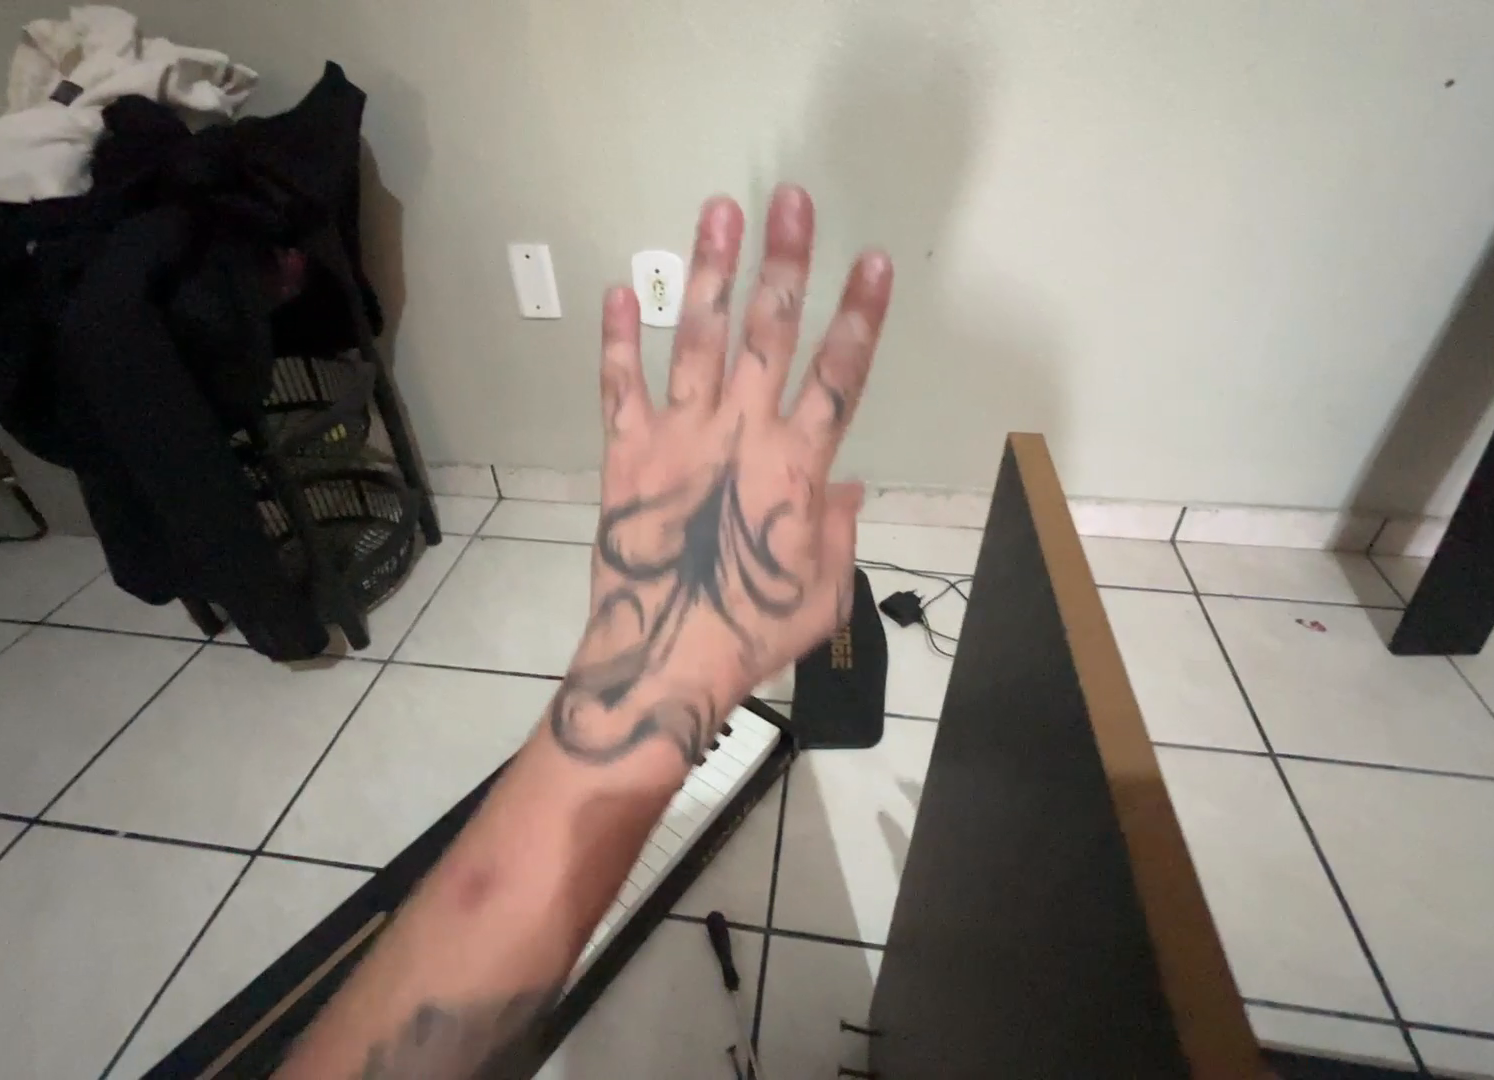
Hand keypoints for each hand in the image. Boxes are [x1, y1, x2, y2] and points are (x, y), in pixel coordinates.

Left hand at [546, 185, 893, 773]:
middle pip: (770, 334)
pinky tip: (622, 291)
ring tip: (720, 212)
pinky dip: (619, 340)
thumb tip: (847, 488)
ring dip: (711, 273)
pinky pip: (620, 386)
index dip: (861, 318)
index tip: (875, 263)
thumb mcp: (822, 592)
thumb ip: (838, 532)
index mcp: (796, 467)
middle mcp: (740, 434)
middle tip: (793, 201)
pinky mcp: (626, 451)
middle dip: (787, 264)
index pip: (839, 377)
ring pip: (700, 340)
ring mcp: (678, 435)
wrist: (663, 655)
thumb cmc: (750, 631)